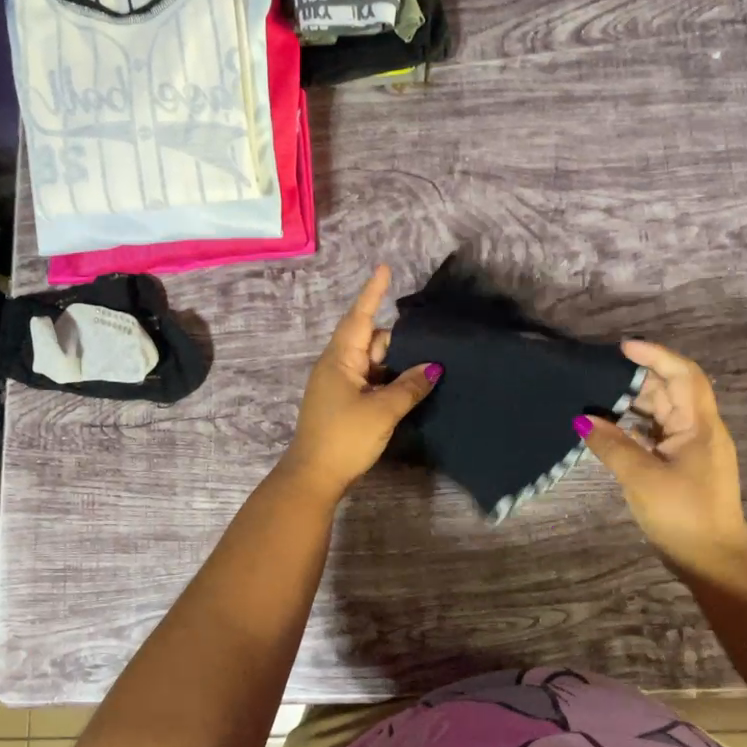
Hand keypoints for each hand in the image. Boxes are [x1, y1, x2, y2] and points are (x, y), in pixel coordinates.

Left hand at [280, 265, 440, 499]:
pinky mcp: (343, 404)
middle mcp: (337, 366)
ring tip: (427, 363)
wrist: (314, 477)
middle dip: (396, 338)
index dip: (373, 293)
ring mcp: (338, 386)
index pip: (360, 317)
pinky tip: (410, 387)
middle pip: (370, 340)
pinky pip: (369, 381)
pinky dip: (388, 380)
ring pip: (372, 362)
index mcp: (340, 359)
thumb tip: (433, 367)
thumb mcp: (382, 411)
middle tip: (429, 340)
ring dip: (395, 362)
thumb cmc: (344, 437)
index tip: (385, 269)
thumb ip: (410, 386)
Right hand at [578, 340, 746, 578]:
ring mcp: (693, 448)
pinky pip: (657, 433)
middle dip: (638, 380)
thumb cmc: (682, 513)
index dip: (655, 355)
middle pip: (671, 390)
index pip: (683, 374)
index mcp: (699, 425)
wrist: (713, 559)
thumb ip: (611, 444)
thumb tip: (582, 419)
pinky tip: (609, 430)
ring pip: (662, 412)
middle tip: (599, 376)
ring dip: (633, 404)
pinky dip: (634, 427)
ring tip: (597, 399)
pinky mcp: (683, 465)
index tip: (623, 348)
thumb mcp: (641, 477)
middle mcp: (699, 430)